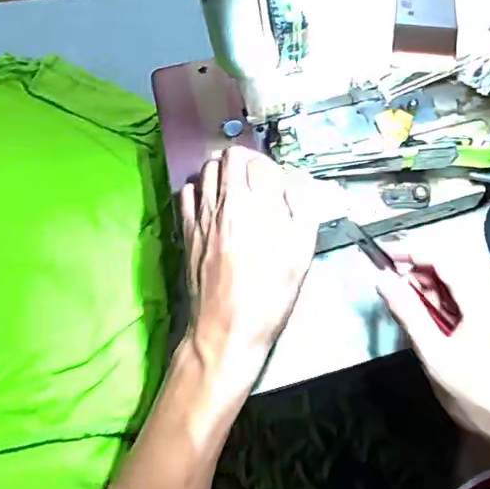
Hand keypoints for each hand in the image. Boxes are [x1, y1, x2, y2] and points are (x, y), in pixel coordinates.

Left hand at [180, 147, 317, 394]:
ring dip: (221, 171)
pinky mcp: (186, 232)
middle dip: (244, 161)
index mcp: (256, 207)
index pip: (256, 161)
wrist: (225, 331)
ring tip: (234, 187)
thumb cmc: (268, 297)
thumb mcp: (300, 257)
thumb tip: (297, 193)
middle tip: (255, 178)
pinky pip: (186, 193)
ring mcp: (201, 217)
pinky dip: (199, 189)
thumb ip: (303, 216)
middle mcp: (225, 205)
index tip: (276, 181)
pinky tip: (210, 204)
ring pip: (205, 170)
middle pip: (228, 157)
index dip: (270, 166)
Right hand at [374, 256, 489, 465]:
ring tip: (402, 303)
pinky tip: (427, 319)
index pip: (440, 257)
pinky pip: (467, 302)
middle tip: (388, 285)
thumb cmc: (481, 396)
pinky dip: (444, 305)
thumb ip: (408, 312)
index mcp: (483, 294)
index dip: (408, 252)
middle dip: (417, 272)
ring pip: (458, 286)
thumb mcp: (436, 354)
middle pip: (450, 268)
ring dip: (429, 290)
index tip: (381, 255)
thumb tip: (384, 280)